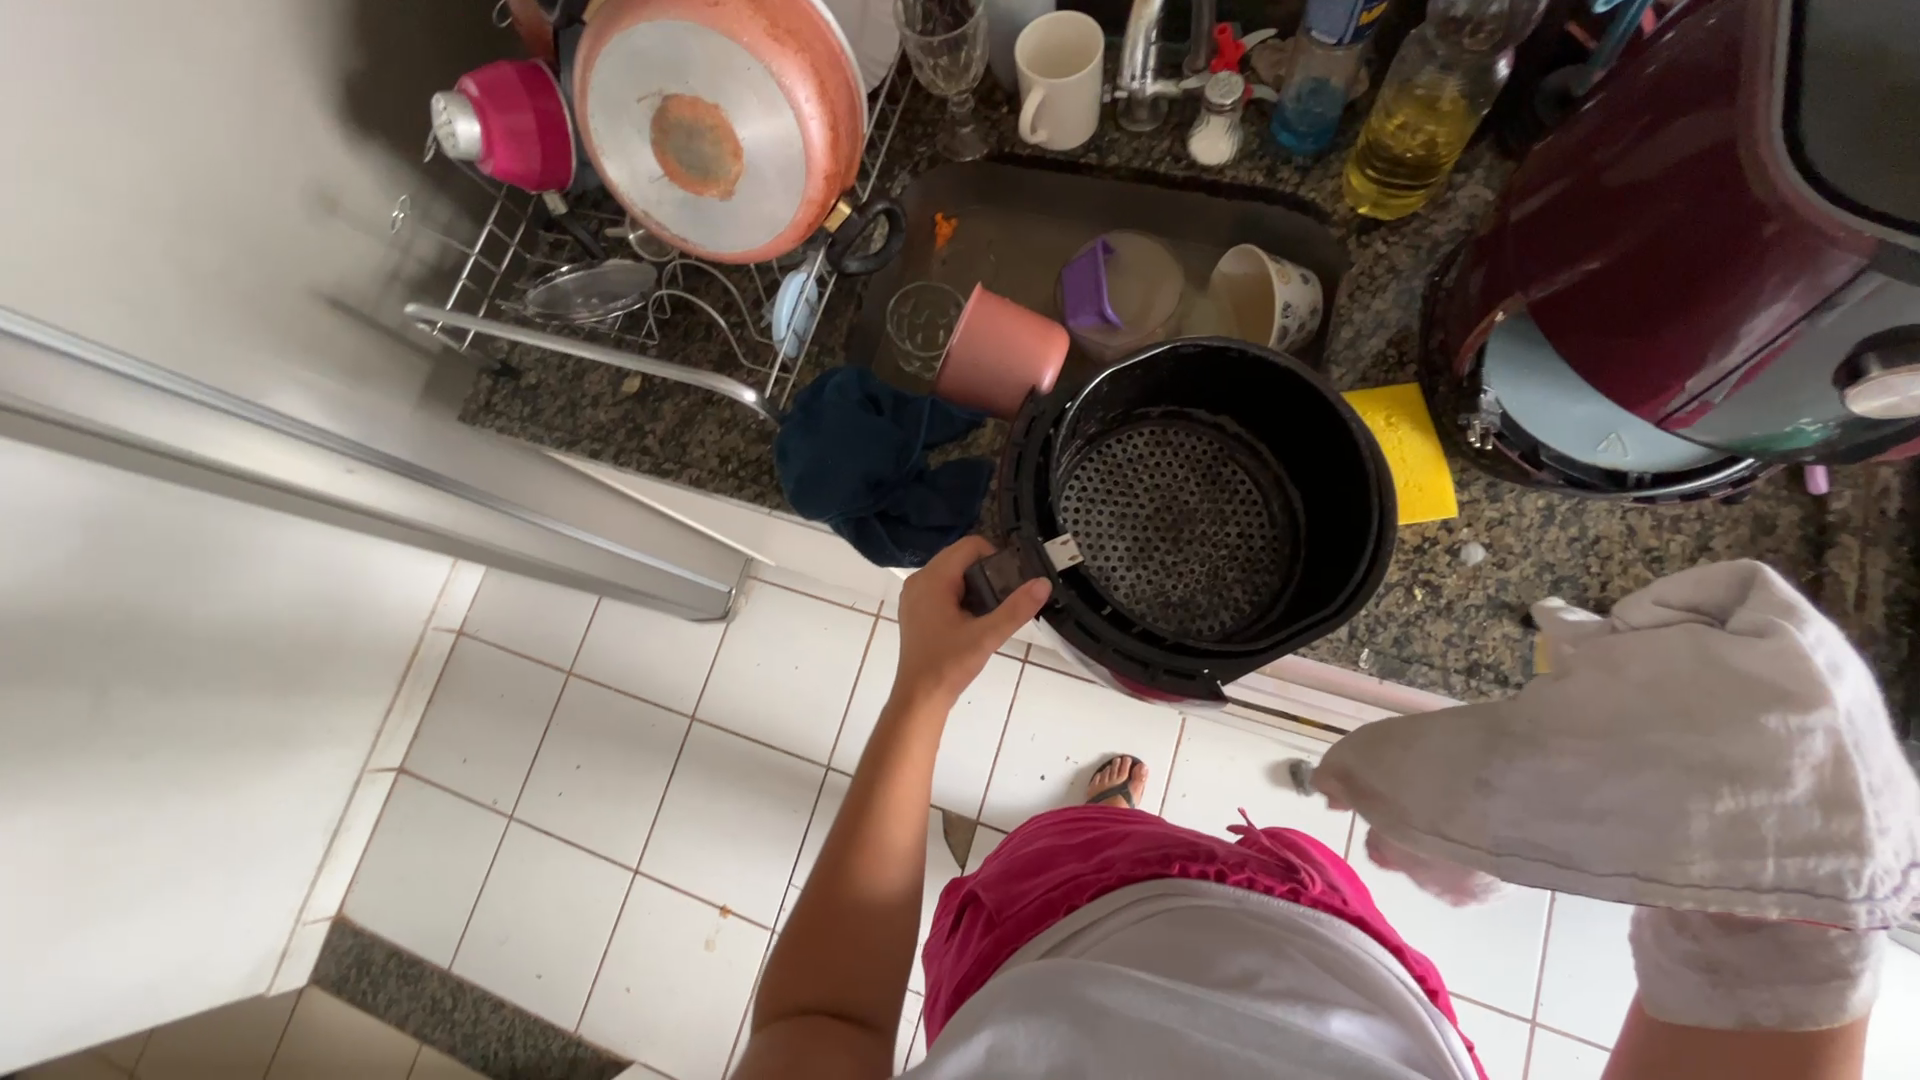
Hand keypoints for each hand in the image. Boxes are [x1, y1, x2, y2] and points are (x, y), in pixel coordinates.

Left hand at [892, 536, 1050, 711]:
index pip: (969, 546)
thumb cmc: (949, 665)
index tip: (1012, 580)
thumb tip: (1043, 583)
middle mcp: (919, 580)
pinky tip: (973, 618)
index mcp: (932, 579)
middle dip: (986, 571)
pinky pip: (942, 588)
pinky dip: (960, 594)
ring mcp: (914, 595)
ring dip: (974, 584)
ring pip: (951, 573)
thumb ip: (1016, 608)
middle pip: (959, 557)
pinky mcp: (915, 609)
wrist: (920, 696)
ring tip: (992, 608)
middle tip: (1006, 596)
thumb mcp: (987, 636)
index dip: (995, 556)